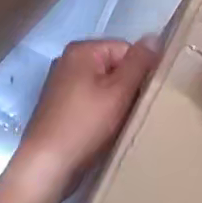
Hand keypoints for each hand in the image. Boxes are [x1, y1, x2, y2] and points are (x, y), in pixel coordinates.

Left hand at [12, 38, 158, 201]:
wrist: (47, 166)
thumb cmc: (85, 124)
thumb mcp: (119, 91)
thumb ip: (139, 62)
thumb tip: (155, 36)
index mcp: (82, 51)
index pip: (127, 50)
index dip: (140, 71)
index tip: (144, 95)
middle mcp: (68, 61)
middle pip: (115, 67)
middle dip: (128, 87)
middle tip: (134, 110)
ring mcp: (61, 85)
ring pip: (104, 86)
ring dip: (117, 102)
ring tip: (121, 122)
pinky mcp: (60, 107)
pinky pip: (91, 100)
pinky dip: (102, 112)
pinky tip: (105, 129)